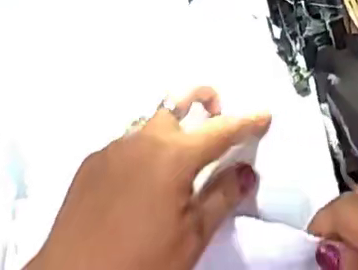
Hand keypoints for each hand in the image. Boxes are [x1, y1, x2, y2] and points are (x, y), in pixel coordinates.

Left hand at [26, 87, 271, 269]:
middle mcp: (143, 138)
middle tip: (217, 113)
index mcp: (173, 155)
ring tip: (182, 151)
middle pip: (177, 108)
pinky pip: (125, 144)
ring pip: (149, 123)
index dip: (244, 123)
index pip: (218, 132)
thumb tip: (246, 170)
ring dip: (170, 128)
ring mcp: (114, 146)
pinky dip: (142, 151)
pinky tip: (144, 179)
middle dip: (201, 104)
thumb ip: (220, 198)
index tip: (263, 115)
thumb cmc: (141, 260)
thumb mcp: (192, 236)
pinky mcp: (93, 160)